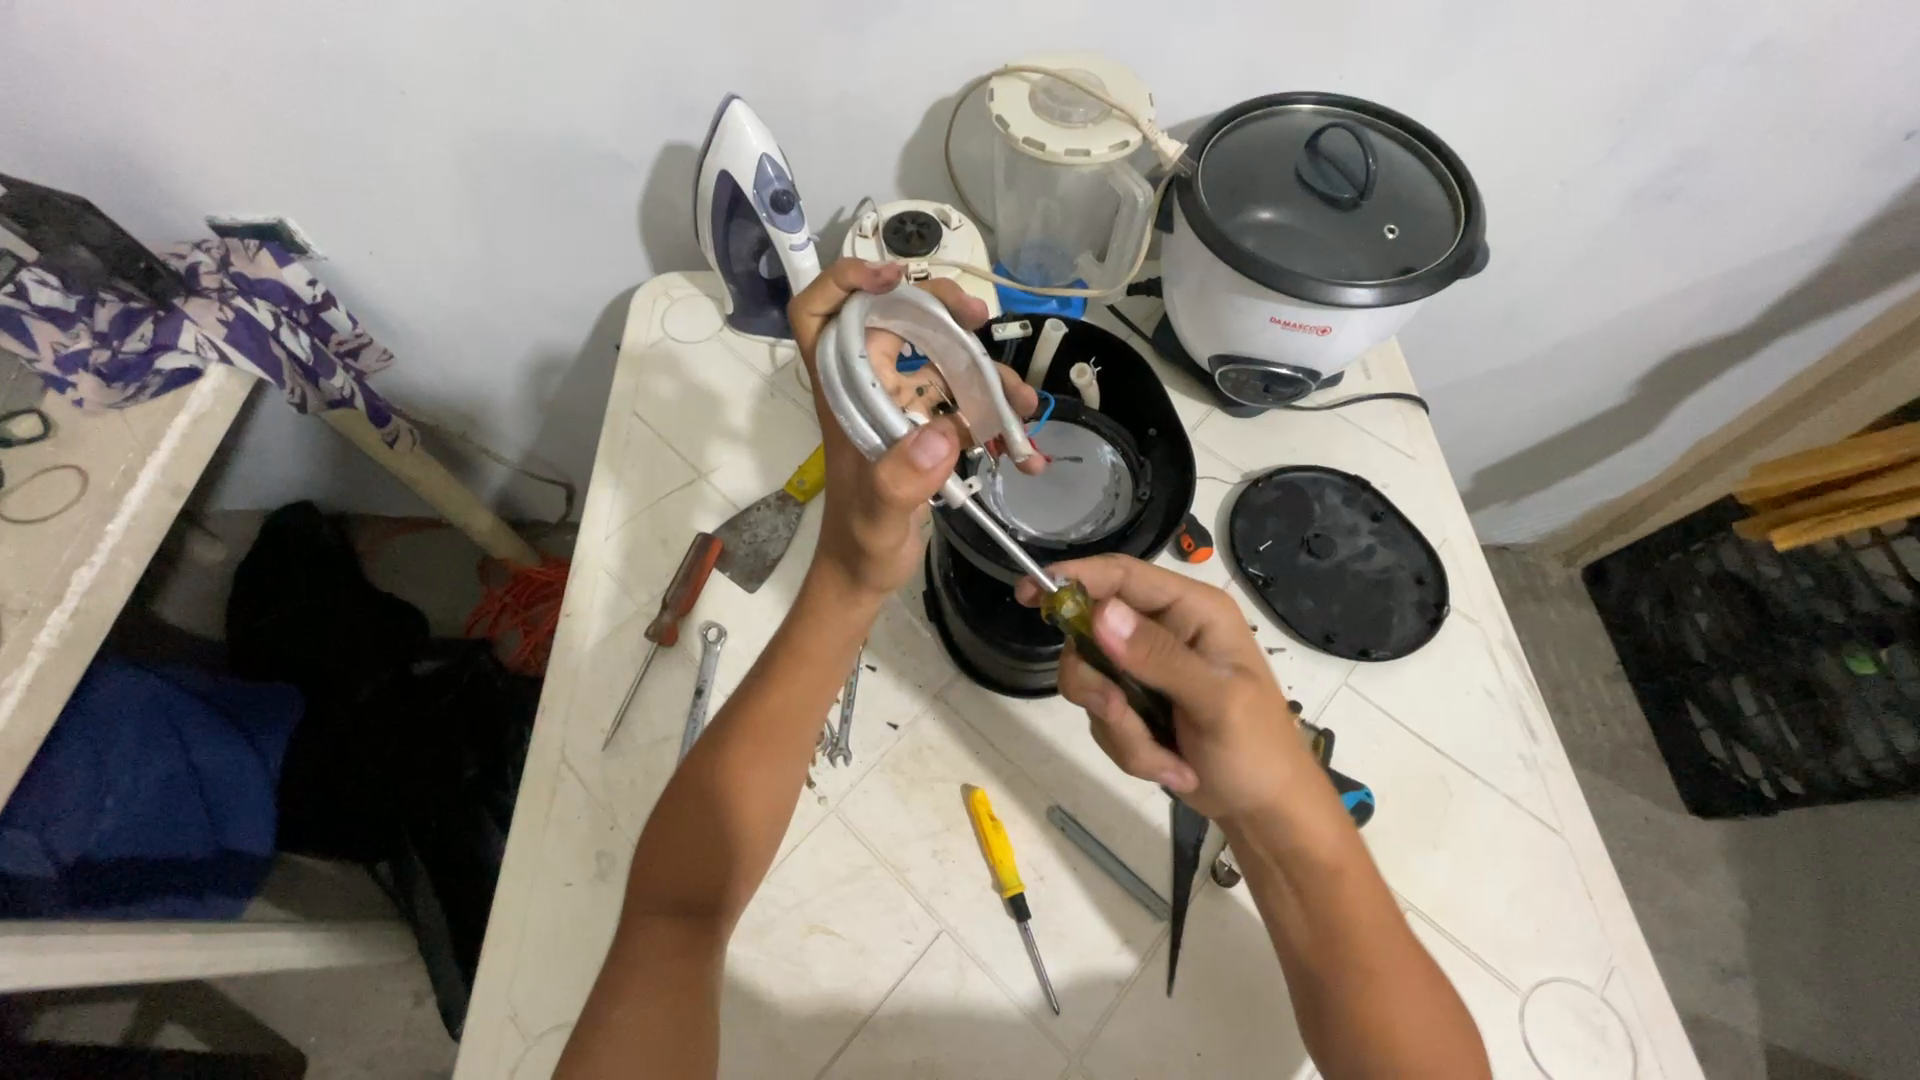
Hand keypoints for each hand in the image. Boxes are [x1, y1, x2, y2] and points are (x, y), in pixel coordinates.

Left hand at [789, 258, 1039, 596]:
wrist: (866, 574)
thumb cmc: (860, 544)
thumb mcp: (879, 517)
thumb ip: (901, 480)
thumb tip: (943, 434)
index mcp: (845, 394)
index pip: (820, 317)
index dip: (846, 283)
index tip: (894, 278)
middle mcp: (869, 388)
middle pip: (896, 319)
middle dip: (941, 311)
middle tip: (981, 321)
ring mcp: (900, 406)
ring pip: (942, 360)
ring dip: (988, 375)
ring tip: (1024, 407)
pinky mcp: (926, 429)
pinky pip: (964, 403)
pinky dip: (996, 417)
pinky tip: (1024, 447)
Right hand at [1016, 555, 1317, 822]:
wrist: (1264, 810)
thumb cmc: (1257, 750)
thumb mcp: (1216, 701)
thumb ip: (1158, 657)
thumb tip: (1099, 614)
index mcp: (1191, 611)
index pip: (1122, 576)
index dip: (1074, 578)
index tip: (1029, 593)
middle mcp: (1162, 631)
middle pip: (1090, 634)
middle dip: (1098, 686)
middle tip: (1118, 715)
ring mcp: (1143, 669)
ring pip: (1090, 683)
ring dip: (1122, 730)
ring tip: (1168, 759)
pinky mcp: (1132, 704)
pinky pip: (1101, 718)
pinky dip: (1130, 749)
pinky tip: (1172, 766)